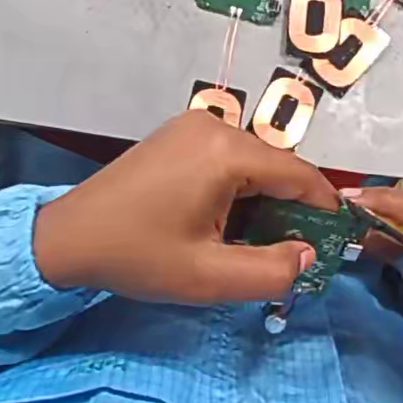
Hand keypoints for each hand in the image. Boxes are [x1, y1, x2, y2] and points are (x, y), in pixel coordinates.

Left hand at [34, 111, 338, 304]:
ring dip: (261, 202)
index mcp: (226, 152)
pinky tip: (223, 222)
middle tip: (284, 255)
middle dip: (289, 211)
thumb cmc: (137, 255)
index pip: (301, 175)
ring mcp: (190, 126)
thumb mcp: (209, 277)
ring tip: (249, 244)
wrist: (68, 236)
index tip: (333, 246)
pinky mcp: (176, 134)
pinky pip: (225, 159)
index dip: (323, 212)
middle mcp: (213, 126)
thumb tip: (309, 255)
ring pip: (252, 164)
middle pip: (276, 167)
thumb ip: (273, 271)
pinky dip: (236, 189)